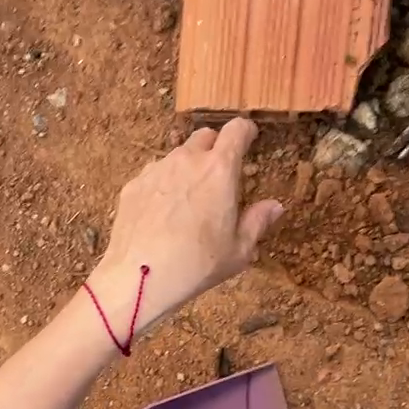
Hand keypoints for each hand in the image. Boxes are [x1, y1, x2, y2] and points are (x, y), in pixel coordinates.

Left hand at [81, 119, 282, 349]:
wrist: (140, 277)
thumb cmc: (195, 265)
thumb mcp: (238, 251)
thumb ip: (257, 222)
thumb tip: (274, 206)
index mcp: (220, 170)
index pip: (237, 130)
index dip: (245, 132)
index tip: (249, 138)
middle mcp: (187, 160)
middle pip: (205, 136)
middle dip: (215, 148)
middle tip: (219, 175)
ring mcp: (156, 170)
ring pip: (177, 156)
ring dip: (187, 168)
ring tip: (188, 201)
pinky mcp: (133, 185)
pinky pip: (154, 176)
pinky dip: (163, 186)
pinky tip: (162, 215)